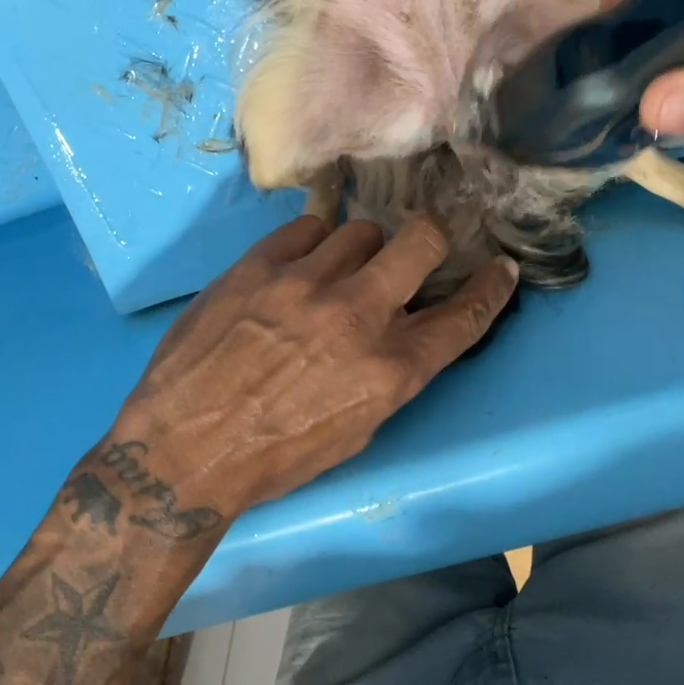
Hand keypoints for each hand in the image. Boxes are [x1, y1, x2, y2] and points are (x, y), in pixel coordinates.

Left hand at [0, 218, 515, 684]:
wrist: (183, 450)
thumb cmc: (276, 456)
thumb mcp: (357, 428)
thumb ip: (393, 370)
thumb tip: (411, 324)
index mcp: (390, 371)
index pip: (464, 316)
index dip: (491, 288)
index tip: (500, 268)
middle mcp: (357, 315)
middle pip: (422, 240)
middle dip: (430, 239)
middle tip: (416, 247)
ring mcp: (305, 282)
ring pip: (361, 229)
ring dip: (361, 249)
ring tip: (337, 271)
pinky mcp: (259, 264)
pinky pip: (308, 228)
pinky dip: (313, 244)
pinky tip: (299, 266)